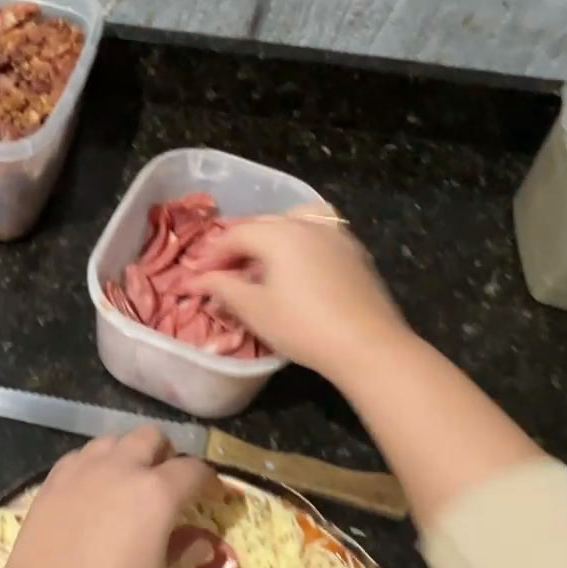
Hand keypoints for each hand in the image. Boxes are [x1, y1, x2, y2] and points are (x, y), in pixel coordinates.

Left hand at [0, 426, 219, 567]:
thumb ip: (186, 558)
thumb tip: (204, 544)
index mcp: (157, 493)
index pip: (193, 470)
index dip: (208, 480)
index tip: (211, 495)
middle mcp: (121, 468)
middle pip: (151, 436)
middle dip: (166, 454)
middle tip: (167, 484)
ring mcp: (83, 468)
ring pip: (114, 439)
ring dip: (128, 453)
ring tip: (128, 483)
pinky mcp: (54, 477)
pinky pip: (82, 455)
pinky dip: (96, 464)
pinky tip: (94, 491)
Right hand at [187, 203, 410, 378]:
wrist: (368, 345)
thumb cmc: (303, 327)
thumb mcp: (254, 309)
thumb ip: (222, 288)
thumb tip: (197, 280)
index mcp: (278, 234)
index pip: (234, 236)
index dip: (211, 255)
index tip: (197, 277)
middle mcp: (306, 224)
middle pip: (262, 224)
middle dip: (237, 244)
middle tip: (222, 270)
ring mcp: (335, 235)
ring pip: (292, 222)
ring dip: (269, 236)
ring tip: (259, 260)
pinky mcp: (354, 252)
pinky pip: (317, 232)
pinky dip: (298, 240)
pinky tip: (295, 265)